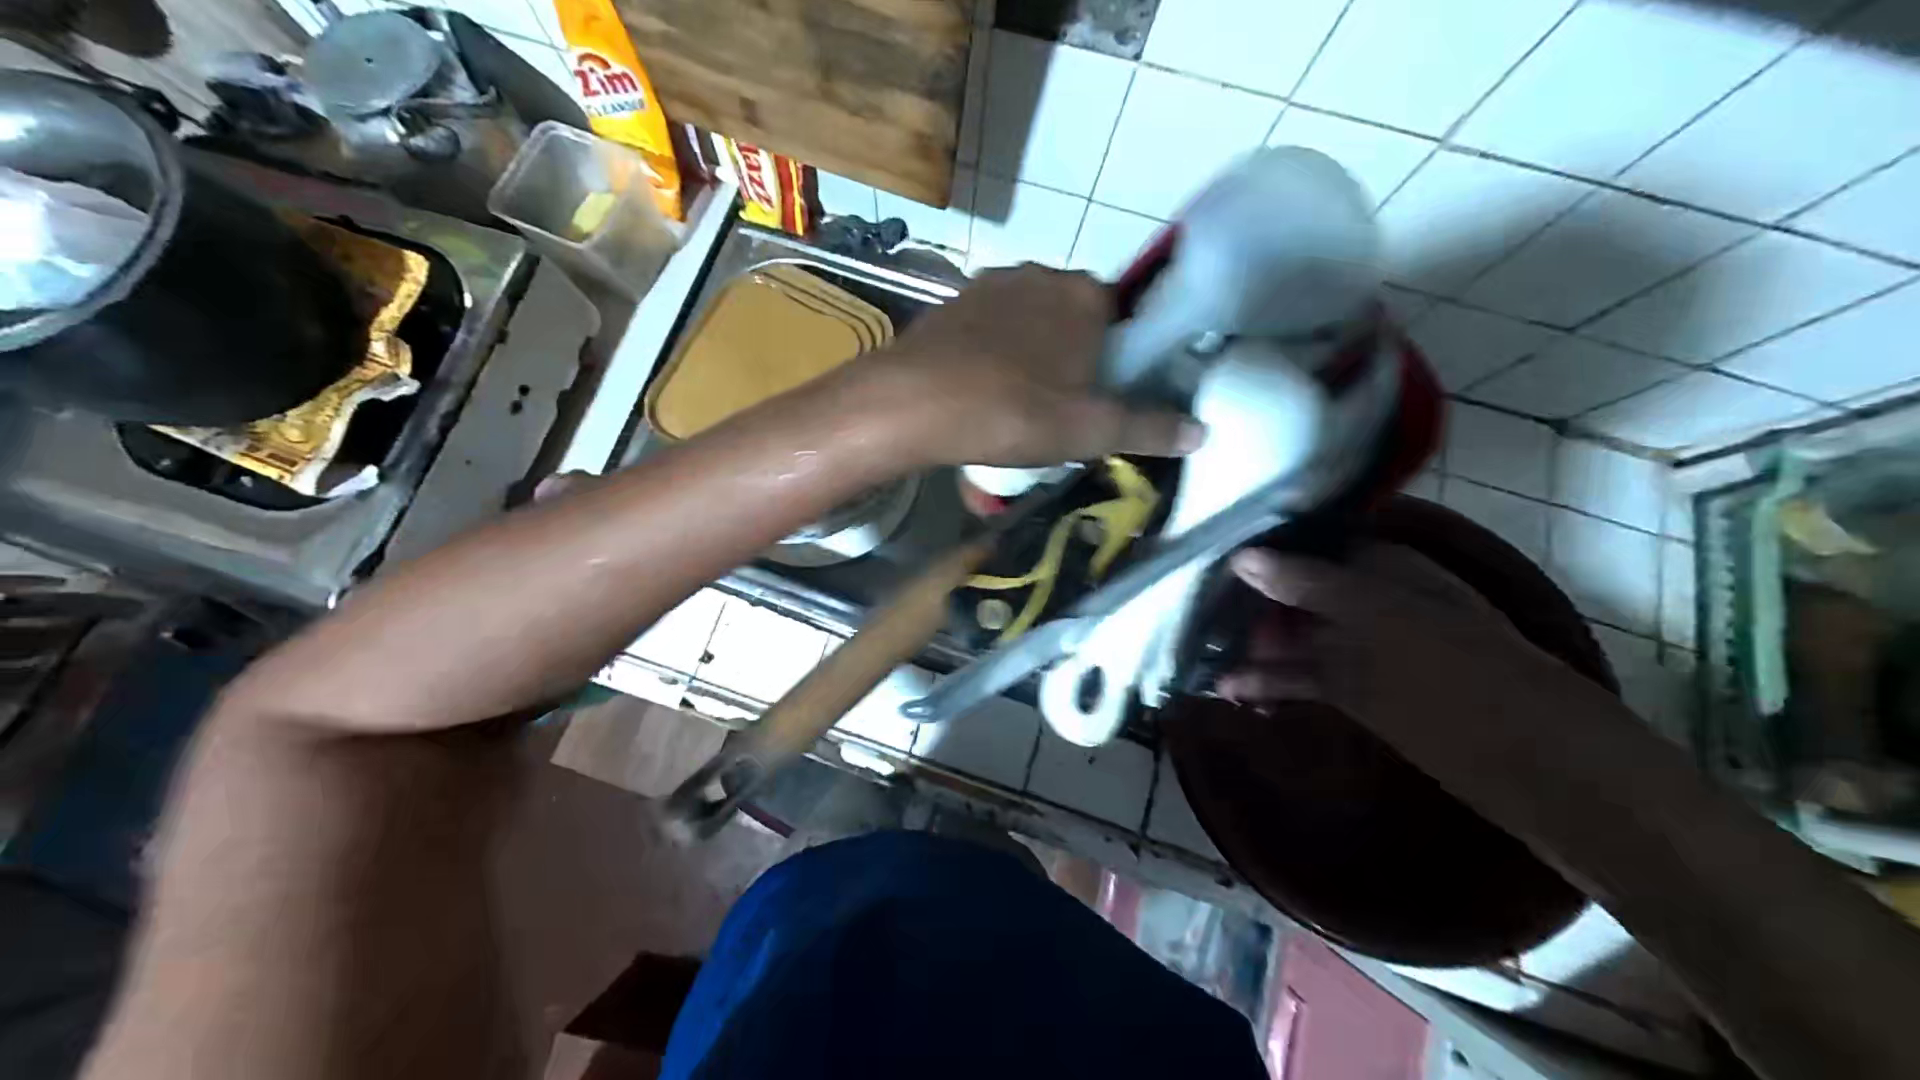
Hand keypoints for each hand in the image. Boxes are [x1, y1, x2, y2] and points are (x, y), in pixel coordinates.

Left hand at [847, 265, 1203, 466]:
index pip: (1121, 319)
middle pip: (1073, 317)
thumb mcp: (1088, 431)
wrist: (912, 403)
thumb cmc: (1011, 413)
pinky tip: (978, 386)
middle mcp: (1042, 273)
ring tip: (1014, 402)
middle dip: (1071, 356)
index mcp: (1086, 295)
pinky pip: (988, 327)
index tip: (1097, 398)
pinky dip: (992, 351)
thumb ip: (1147, 428)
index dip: (1114, 360)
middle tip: (1056, 408)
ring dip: (1030, 353)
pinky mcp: (951, 302)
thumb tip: (1201, 431)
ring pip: (1028, 320)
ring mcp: (991, 283)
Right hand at [1220, 546, 1625, 754]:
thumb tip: (1241, 557)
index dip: (1260, 550)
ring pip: (1295, 638)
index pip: (1309, 545)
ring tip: (1204, 660)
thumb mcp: (1381, 618)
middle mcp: (1371, 601)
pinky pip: (1305, 679)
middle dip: (1247, 604)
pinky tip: (1236, 693)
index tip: (1209, 560)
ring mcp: (1365, 650)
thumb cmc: (1464, 675)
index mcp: (1386, 568)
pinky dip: (1271, 684)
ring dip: (1252, 649)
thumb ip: (1310, 584)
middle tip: (1196, 617)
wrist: (1543, 769)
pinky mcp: (1360, 694)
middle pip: (1294, 591)